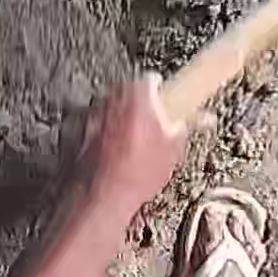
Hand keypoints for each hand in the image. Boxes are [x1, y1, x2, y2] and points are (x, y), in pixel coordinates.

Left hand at [71, 75, 187, 214]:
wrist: (100, 196)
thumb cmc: (136, 174)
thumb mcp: (172, 150)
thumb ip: (185, 127)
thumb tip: (204, 118)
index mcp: (136, 96)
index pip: (151, 80)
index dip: (159, 92)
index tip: (163, 102)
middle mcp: (109, 98)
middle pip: (125, 91)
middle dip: (136, 105)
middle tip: (147, 127)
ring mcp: (88, 113)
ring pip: (106, 107)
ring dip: (115, 118)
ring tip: (127, 144)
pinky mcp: (73, 128)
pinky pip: (90, 123)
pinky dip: (97, 132)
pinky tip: (107, 152)